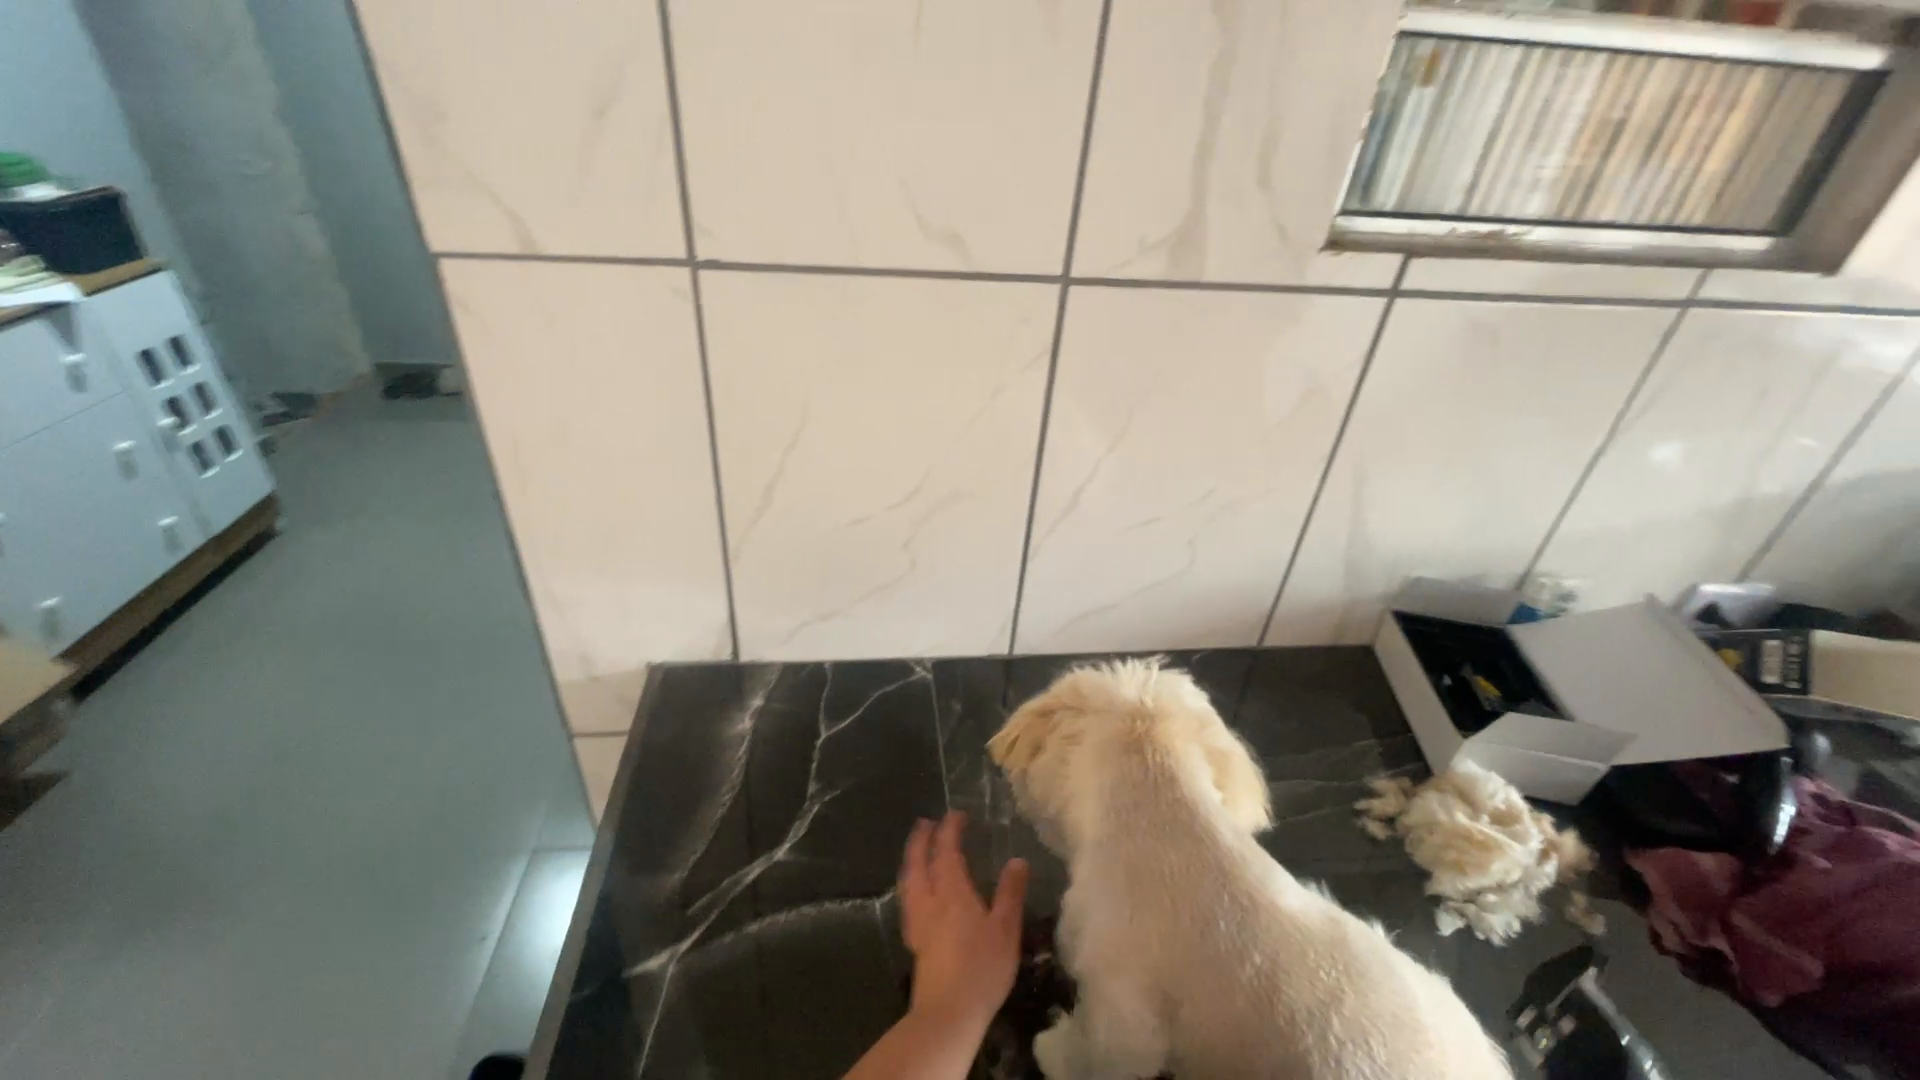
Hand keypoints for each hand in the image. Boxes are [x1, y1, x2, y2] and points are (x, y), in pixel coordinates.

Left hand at [898, 812, 1029, 1034]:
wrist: (948, 1013)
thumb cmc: (982, 968)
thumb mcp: (1006, 929)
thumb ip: (1010, 893)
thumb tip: (1017, 860)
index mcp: (952, 892)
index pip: (947, 851)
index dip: (950, 830)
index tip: (956, 814)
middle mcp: (930, 901)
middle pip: (919, 862)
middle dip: (922, 839)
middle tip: (926, 822)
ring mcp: (918, 923)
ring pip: (909, 881)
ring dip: (911, 859)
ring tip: (916, 851)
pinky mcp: (915, 942)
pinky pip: (908, 900)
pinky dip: (910, 884)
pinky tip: (916, 894)